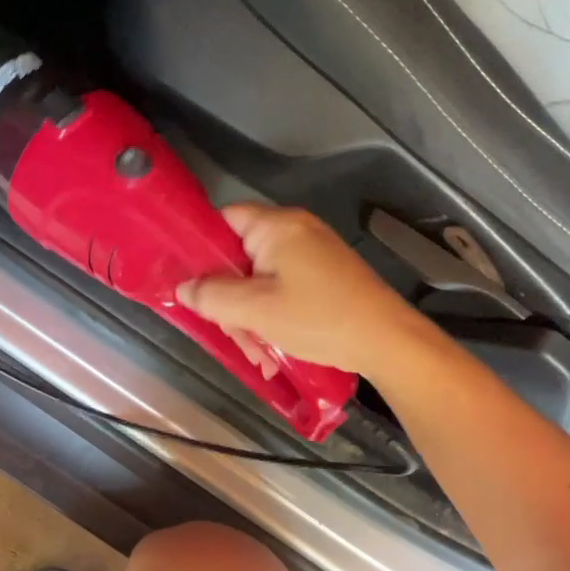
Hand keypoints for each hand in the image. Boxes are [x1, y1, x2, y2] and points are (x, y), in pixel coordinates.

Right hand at [177, 203, 432, 379]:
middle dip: (227, 295)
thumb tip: (182, 287)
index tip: (189, 279)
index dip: (201, 245)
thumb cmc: (318, 318)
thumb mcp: (255, 310)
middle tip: (227, 330)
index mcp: (277, 227)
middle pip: (239, 254)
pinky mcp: (325, 275)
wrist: (387, 341)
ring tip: (256, 352)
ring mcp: (313, 253)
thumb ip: (211, 295)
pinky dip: (271, 314)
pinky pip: (282, 287)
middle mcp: (296, 230)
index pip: (223, 218)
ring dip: (248, 314)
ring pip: (259, 277)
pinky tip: (272, 348)